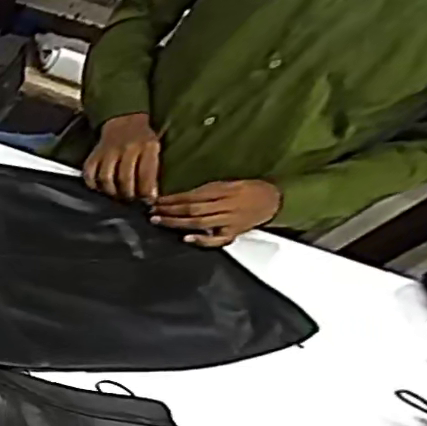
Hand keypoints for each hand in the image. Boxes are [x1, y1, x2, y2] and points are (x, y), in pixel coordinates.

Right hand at [82, 113, 161, 202]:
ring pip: (106, 178)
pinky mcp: (93, 156)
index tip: (148, 201)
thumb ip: (153, 169)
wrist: (124, 123)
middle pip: (125, 178)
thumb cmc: (143, 140)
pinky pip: (89, 175)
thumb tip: (151, 194)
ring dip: (111, 192)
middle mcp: (127, 148)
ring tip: (116, 197)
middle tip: (131, 201)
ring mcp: (107, 152)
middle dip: (128, 194)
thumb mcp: (156, 149)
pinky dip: (93, 185)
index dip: (146, 190)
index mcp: (147, 146)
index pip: (146, 173)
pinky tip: (100, 189)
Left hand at [150, 179, 281, 247]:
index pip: (193, 196)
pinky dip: (202, 240)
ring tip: (158, 221)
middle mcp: (228, 206)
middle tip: (151, 212)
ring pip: (200, 223)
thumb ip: (203, 191)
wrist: (275, 201)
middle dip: (169, 211)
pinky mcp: (234, 233)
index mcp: (226, 191)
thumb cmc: (245, 192)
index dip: (172, 199)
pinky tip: (186, 239)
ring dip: (176, 223)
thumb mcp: (226, 185)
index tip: (154, 201)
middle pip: (193, 209)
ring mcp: (231, 220)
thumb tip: (173, 198)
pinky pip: (218, 239)